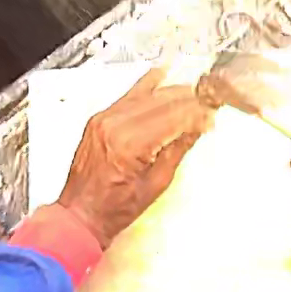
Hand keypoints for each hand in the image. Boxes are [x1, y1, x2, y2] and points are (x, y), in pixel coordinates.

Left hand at [55, 68, 214, 247]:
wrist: (79, 214)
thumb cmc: (114, 209)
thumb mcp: (156, 183)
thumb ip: (178, 149)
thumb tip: (198, 126)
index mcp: (130, 143)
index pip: (174, 116)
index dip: (197, 114)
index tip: (211, 117)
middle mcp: (115, 123)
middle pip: (162, 99)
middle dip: (189, 101)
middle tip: (207, 106)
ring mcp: (105, 117)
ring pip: (147, 92)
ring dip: (173, 92)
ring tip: (193, 97)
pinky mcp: (100, 117)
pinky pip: (129, 94)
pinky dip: (149, 87)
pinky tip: (162, 77)